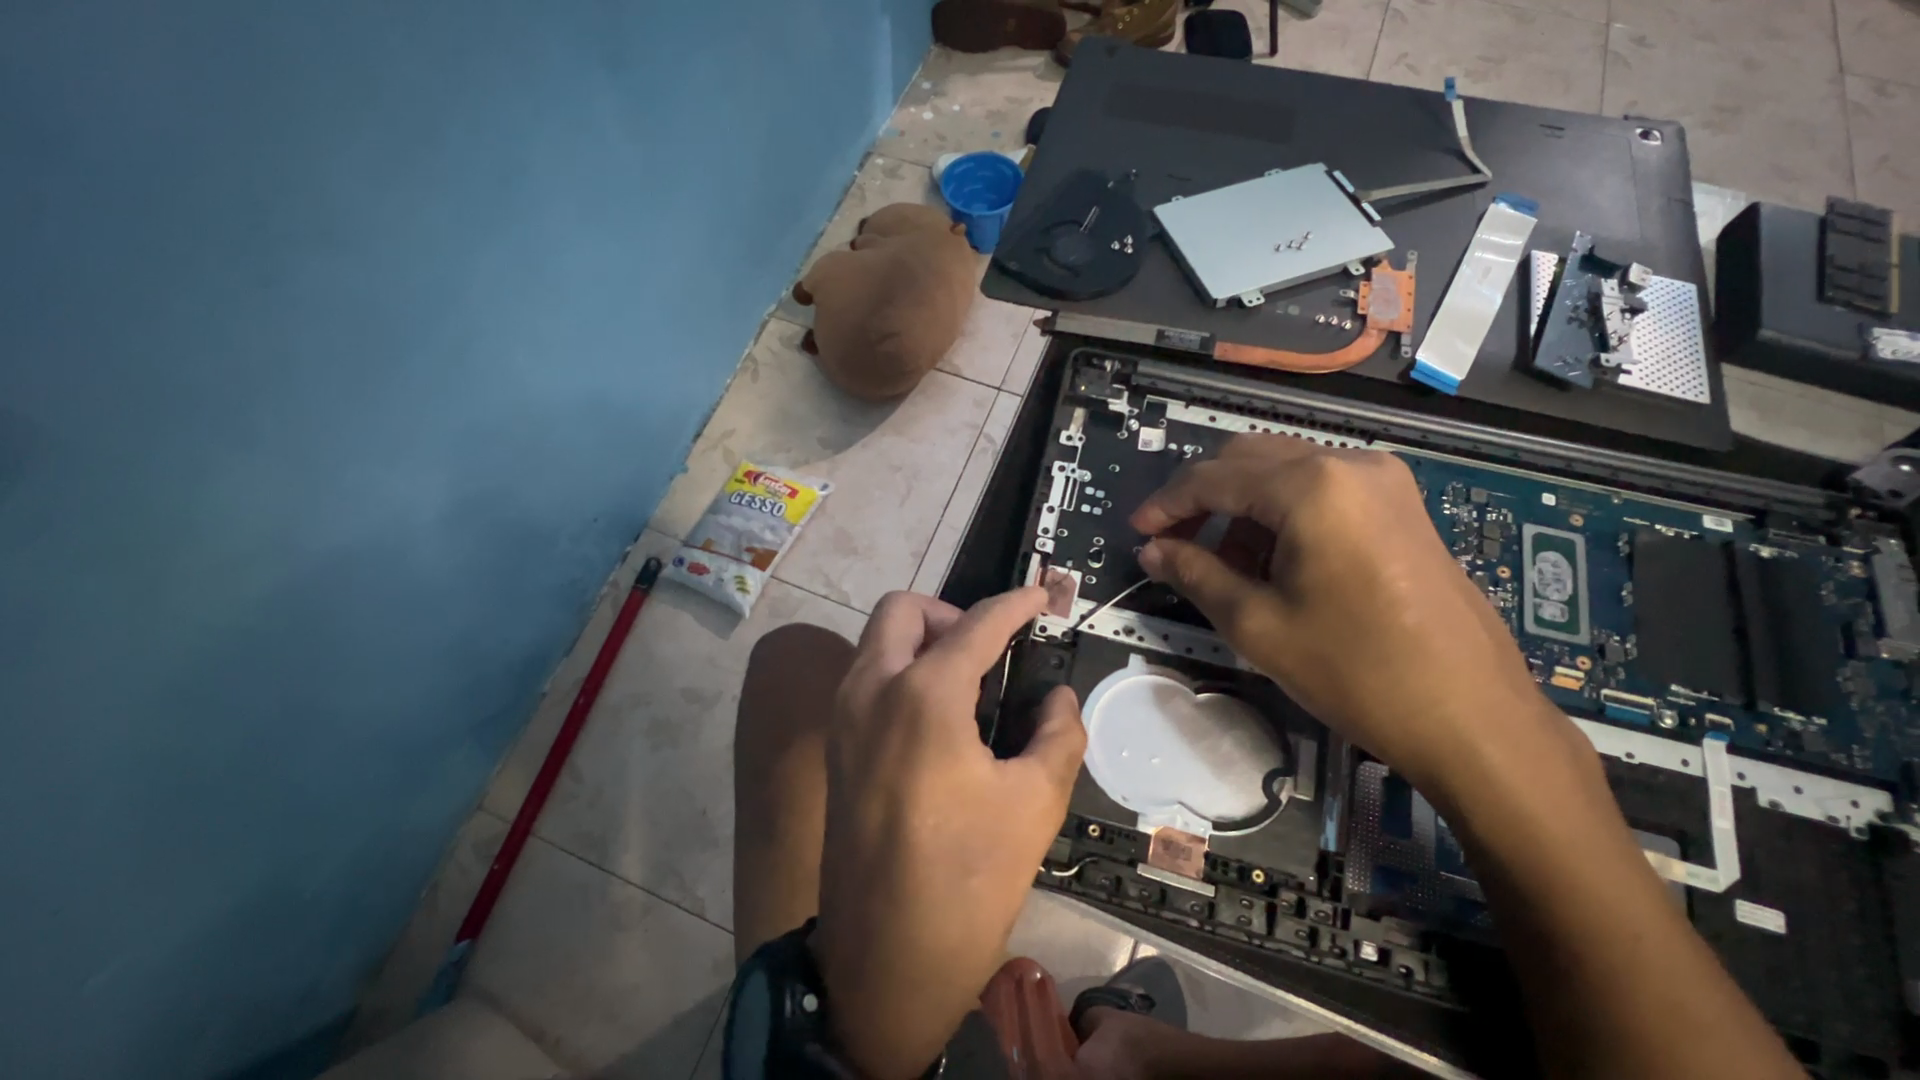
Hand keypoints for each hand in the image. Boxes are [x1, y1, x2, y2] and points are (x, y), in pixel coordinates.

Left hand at [812, 588, 1086, 1079]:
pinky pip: (866, 679)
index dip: (1015, 604)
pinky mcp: (834, 747)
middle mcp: (871, 689)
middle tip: (993, 648)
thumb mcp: (1036, 801)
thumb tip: (1059, 697)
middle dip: (951, 613)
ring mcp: (842, 717)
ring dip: (922, 641)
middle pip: (903, 610)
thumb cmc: (970, 878)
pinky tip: (939, 721)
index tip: (1042, 598)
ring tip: (971, 686)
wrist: (886, 958)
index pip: (977, 624)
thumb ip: (1058, 732)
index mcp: (924, 694)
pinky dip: (901, 672)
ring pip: (877, 641)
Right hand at [1128, 436, 1581, 804]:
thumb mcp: (1258, 625)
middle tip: (1170, 543)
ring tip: (1220, 563)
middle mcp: (1350, 464)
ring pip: (1288, 472)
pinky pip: (1324, 490)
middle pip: (1251, 459)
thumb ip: (1196, 574)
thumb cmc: (1356, 671)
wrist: (1471, 715)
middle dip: (1203, 497)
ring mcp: (1385, 482)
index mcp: (1312, 486)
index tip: (1137, 532)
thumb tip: (1153, 550)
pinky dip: (1283, 513)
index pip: (1214, 477)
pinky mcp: (1403, 507)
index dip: (1167, 503)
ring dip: (1242, 506)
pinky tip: (1272, 560)